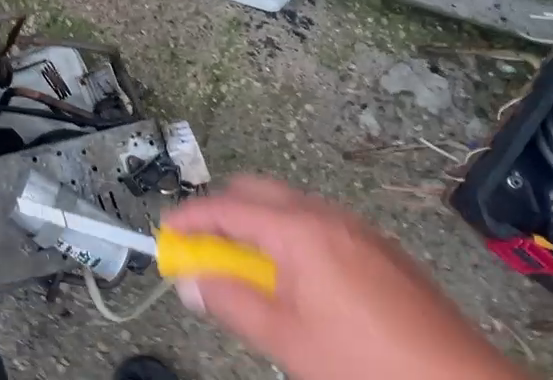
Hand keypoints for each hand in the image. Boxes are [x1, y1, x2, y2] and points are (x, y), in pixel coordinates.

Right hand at [164, 176, 527, 379]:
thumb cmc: (369, 367)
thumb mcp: (287, 341)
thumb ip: (231, 304)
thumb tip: (190, 282)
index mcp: (299, 231)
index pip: (226, 208)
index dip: (189, 218)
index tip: (166, 234)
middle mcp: (328, 216)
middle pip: (257, 190)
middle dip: (222, 211)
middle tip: (203, 246)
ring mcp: (361, 230)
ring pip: (291, 205)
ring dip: (258, 223)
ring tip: (248, 269)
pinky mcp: (386, 252)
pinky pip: (322, 224)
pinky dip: (293, 236)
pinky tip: (299, 281)